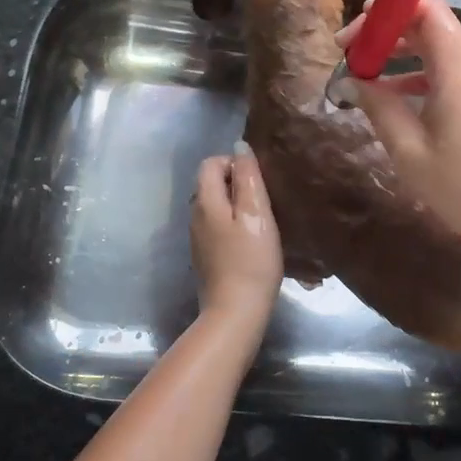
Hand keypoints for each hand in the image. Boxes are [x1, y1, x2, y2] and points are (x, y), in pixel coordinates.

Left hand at [189, 149, 283, 326]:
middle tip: (264, 199)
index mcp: (205, 201)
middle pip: (211, 183)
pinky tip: (252, 242)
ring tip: (262, 220)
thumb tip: (239, 147)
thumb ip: (247, 177)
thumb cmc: (251, 260)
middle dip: (236, 183)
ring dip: (236, 205)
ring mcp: (198, 238)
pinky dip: (233, 225)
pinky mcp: (205, 256)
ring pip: (215, 206)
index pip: (210, 162)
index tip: (258, 180)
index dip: (234, 163)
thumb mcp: (256, 213)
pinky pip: (217, 226)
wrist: (235, 313)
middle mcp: (195, 215)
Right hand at [334, 0, 460, 235]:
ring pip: (439, 45)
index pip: (431, 11)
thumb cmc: (459, 186)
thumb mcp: (408, 150)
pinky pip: (449, 68)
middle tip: (350, 48)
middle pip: (431, 23)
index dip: (395, 6)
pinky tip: (393, 92)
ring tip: (365, 70)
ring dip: (401, 49)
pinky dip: (418, 69)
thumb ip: (379, 107)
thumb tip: (351, 79)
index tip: (361, 24)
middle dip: (389, 28)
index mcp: (458, 74)